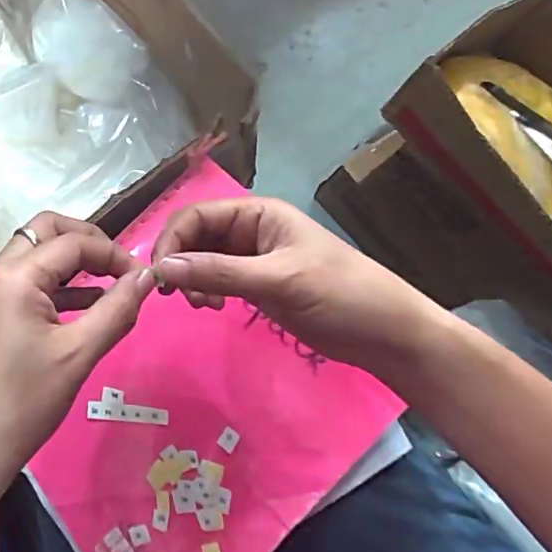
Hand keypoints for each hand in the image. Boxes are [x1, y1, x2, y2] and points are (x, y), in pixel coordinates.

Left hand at [0, 212, 155, 496]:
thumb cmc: (24, 400)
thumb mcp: (78, 355)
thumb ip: (116, 310)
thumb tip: (146, 276)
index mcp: (14, 274)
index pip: (71, 242)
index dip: (112, 253)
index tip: (143, 277)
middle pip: (44, 232)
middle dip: (85, 241)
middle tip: (119, 267)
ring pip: (34, 255)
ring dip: (71, 263)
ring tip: (111, 287)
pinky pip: (26, 282)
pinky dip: (56, 286)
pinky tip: (87, 307)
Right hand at [149, 196, 454, 371]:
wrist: (392, 338)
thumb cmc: (342, 295)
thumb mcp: (279, 281)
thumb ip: (218, 272)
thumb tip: (162, 268)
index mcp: (257, 213)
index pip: (196, 216)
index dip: (172, 240)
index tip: (159, 274)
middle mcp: (248, 229)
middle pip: (193, 236)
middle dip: (180, 262)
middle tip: (179, 296)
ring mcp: (250, 256)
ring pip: (199, 259)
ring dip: (190, 279)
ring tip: (201, 304)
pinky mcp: (254, 282)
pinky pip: (213, 278)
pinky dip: (204, 289)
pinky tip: (212, 306)